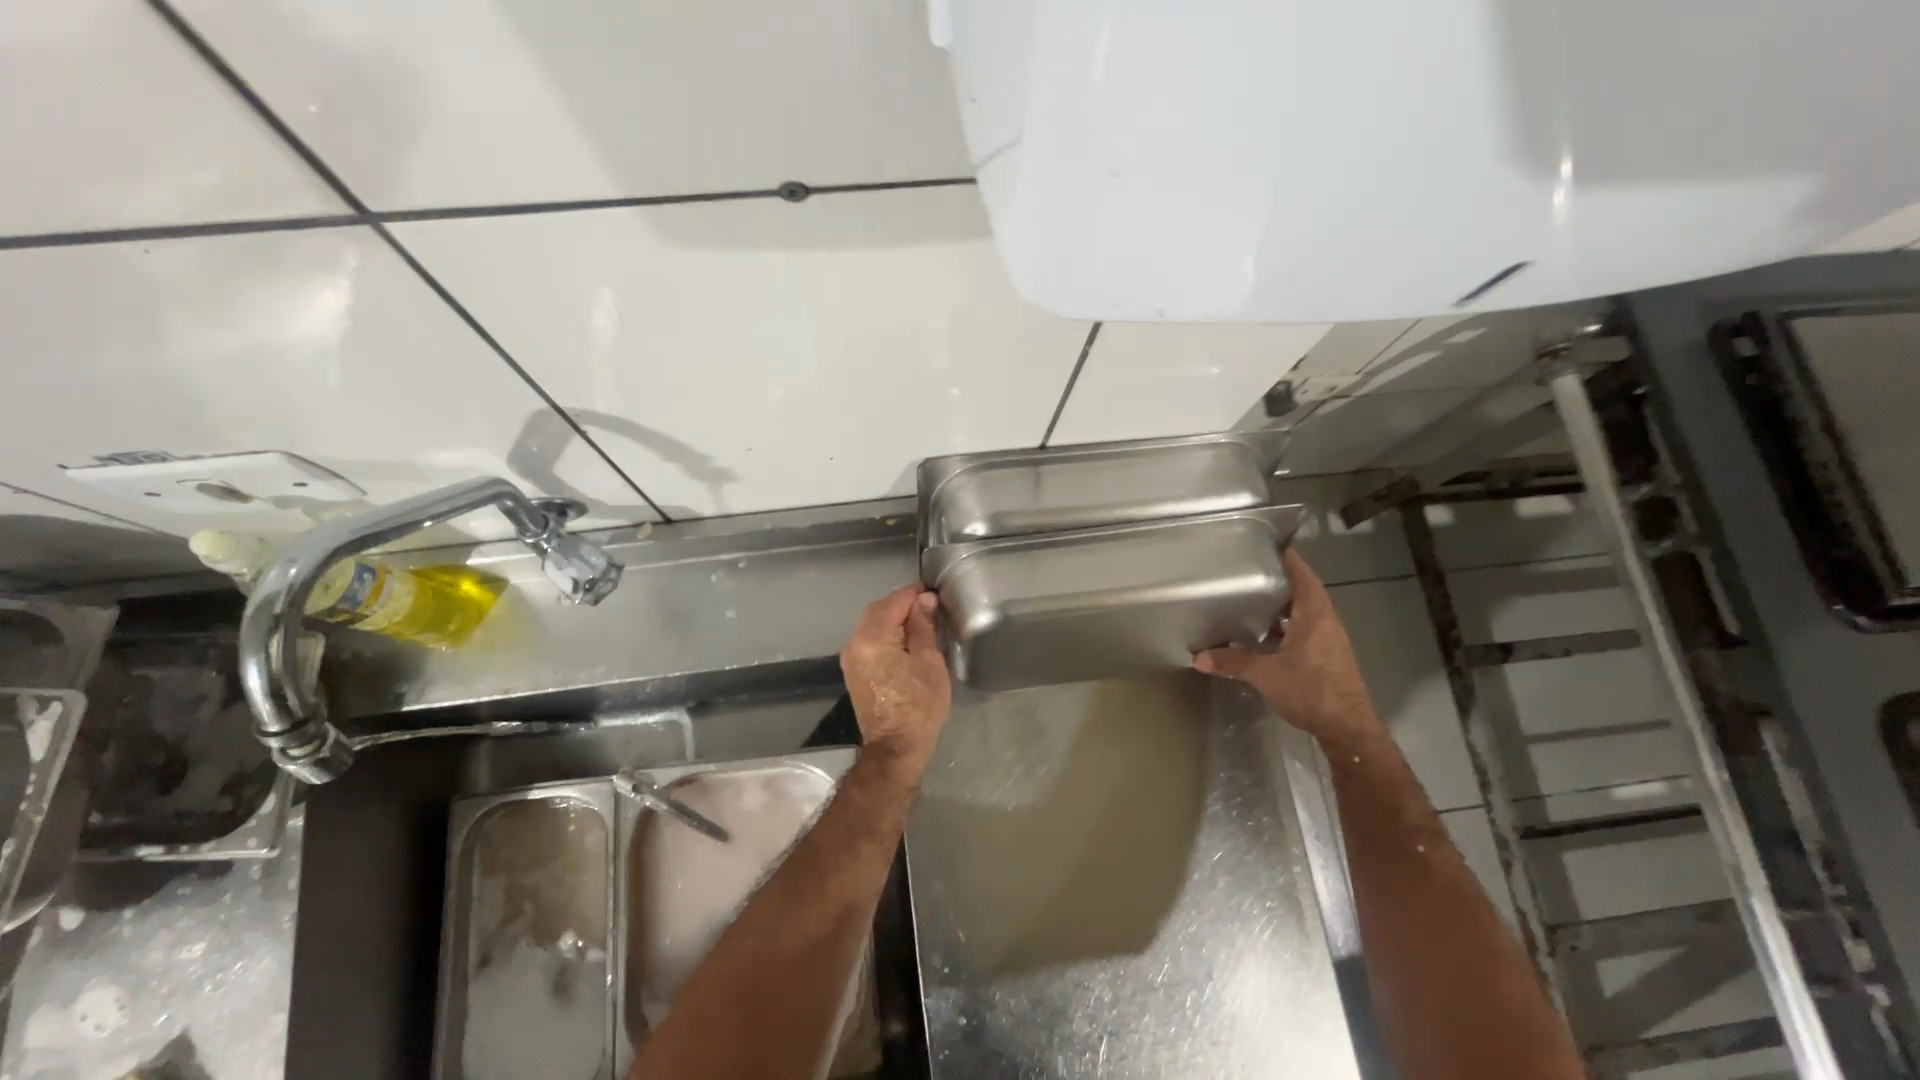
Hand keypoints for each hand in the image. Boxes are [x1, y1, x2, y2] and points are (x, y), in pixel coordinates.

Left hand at [840, 584, 951, 772]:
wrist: (895, 747)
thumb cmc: (919, 706)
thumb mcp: (930, 662)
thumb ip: (923, 626)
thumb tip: (924, 600)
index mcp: (873, 637)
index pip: (895, 600)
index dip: (916, 593)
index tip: (935, 593)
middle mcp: (855, 642)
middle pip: (878, 609)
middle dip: (903, 604)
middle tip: (930, 608)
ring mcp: (850, 657)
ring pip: (871, 623)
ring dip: (893, 619)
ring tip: (920, 624)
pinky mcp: (853, 670)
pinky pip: (868, 640)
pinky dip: (884, 634)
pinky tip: (903, 642)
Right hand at [1194, 548, 1381, 748]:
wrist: (1347, 728)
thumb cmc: (1311, 690)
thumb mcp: (1265, 674)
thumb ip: (1232, 662)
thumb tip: (1198, 657)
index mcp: (1315, 615)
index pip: (1303, 575)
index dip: (1289, 559)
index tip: (1270, 546)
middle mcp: (1326, 622)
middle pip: (1303, 593)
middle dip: (1279, 584)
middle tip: (1251, 574)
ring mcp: (1329, 641)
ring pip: (1304, 615)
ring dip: (1282, 609)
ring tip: (1252, 603)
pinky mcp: (1327, 659)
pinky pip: (1305, 633)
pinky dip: (1286, 630)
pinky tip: (1265, 639)